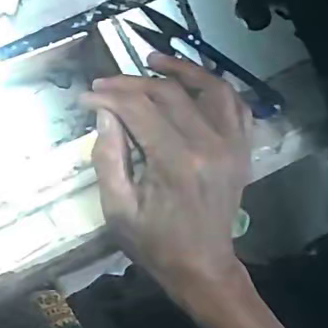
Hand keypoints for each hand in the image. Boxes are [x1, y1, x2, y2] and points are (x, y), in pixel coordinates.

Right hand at [81, 52, 253, 304]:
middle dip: (130, 82)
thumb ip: (108, 156)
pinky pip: (236, 105)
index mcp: (176, 163)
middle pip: (169, 93)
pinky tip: (191, 83)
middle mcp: (210, 146)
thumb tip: (104, 113)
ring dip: (180, 69)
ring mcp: (233, 146)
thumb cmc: (152, 242)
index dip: (107, 96)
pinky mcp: (242, 150)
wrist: (202, 267)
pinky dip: (215, 87)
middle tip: (103, 85)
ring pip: (210, 88)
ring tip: (151, 59)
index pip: (138, 109)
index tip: (84, 96)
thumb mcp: (116, 206)